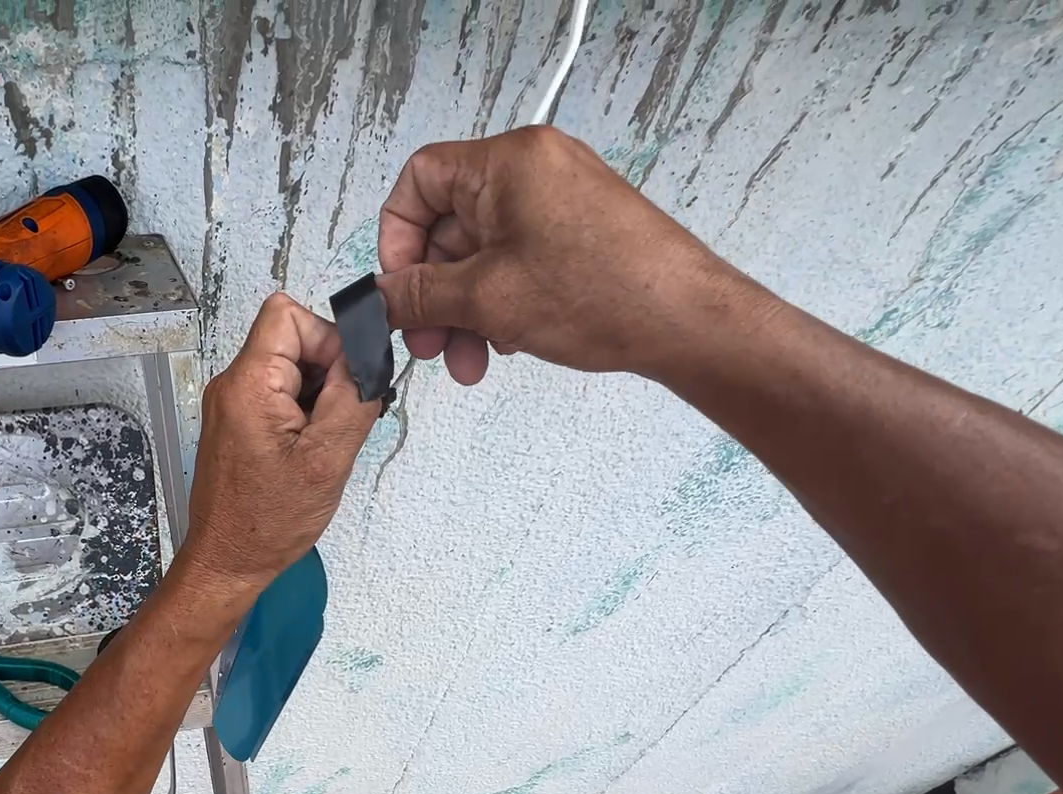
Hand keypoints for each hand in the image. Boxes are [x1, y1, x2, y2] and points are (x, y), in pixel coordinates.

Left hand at [179, 293, 381, 589]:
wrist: (229, 561)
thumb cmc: (266, 522)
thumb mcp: (327, 458)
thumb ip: (353, 395)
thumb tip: (369, 351)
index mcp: (248, 384)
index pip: (289, 315)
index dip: (328, 339)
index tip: (345, 383)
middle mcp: (232, 385)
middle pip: (292, 339)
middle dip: (328, 372)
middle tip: (336, 424)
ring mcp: (232, 404)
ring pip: (290, 369)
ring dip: (318, 398)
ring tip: (321, 445)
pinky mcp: (237, 423)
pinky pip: (280, 396)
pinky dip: (303, 414)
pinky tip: (308, 451)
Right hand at [374, 126, 777, 382]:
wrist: (685, 322)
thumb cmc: (604, 292)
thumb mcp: (485, 298)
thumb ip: (418, 296)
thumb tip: (377, 300)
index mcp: (507, 164)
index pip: (419, 181)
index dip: (398, 238)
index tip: (400, 288)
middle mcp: (529, 174)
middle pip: (446, 230)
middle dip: (433, 295)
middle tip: (426, 343)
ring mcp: (550, 206)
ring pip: (475, 259)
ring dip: (460, 314)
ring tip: (466, 360)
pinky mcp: (566, 237)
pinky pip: (506, 268)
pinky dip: (492, 309)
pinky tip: (499, 345)